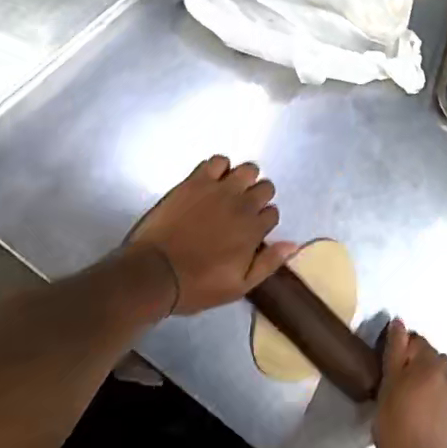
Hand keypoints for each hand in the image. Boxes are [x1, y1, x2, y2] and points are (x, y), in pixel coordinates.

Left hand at [127, 156, 294, 314]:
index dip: (263, 220)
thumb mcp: (238, 287)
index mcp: (254, 229)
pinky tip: (210, 181)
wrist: (153, 274)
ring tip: (228, 192)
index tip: (250, 229)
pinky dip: (218, 168)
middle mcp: (242, 204)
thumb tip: (293, 244)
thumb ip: (268, 263)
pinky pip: (217, 161)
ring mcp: (219, 190)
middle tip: (239, 210)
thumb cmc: (196, 285)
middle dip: (257, 197)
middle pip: (265, 187)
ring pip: (247, 169)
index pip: (272, 212)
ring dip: (243, 179)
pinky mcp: (196, 182)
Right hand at [373, 319, 446, 447]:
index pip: (416, 341)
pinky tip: (422, 412)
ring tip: (409, 401)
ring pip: (437, 375)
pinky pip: (445, 392)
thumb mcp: (388, 383)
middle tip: (396, 387)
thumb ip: (395, 348)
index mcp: (431, 361)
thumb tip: (399, 321)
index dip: (400, 352)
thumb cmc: (393, 423)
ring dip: (426, 380)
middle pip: (429, 357)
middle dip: (414, 365)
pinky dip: (435, 395)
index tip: (389, 369)